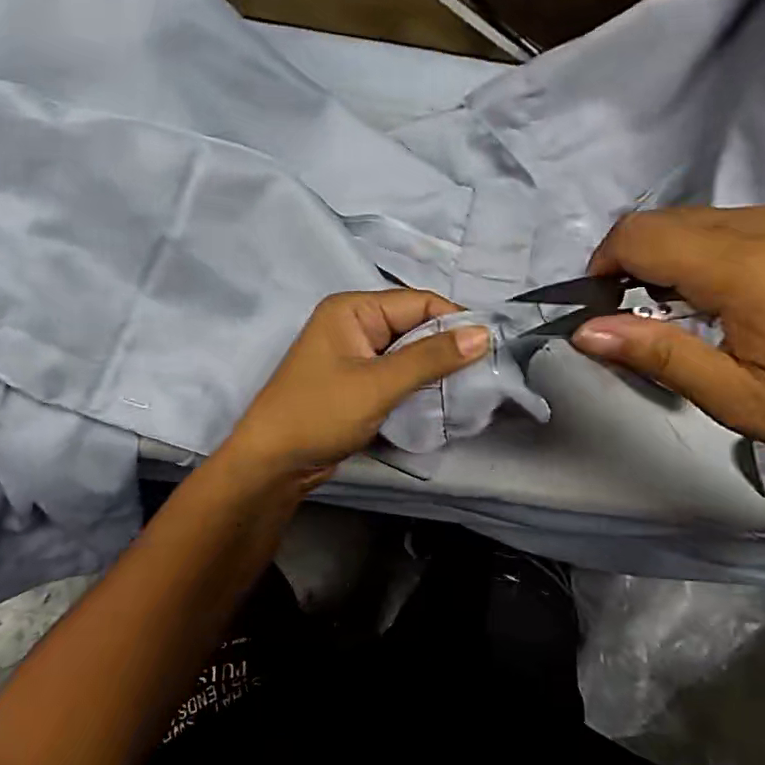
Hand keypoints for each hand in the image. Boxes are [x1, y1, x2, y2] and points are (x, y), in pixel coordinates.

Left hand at [218, 290, 489, 485]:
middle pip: (414, 325)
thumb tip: (483, 334)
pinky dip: (417, 384)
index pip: (418, 302)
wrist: (274, 462)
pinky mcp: (356, 381)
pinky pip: (396, 373)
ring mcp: (354, 353)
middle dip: (446, 347)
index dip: (455, 322)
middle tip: (484, 373)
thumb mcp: (378, 384)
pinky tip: (440, 399)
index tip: (490, 348)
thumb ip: (430, 358)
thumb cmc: (320, 413)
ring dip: (434, 368)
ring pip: (408, 352)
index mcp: (352, 309)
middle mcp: (353, 323)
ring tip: (468, 388)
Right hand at [569, 193, 764, 472]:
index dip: (605, 262)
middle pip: (673, 221)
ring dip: (698, 254)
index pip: (638, 235)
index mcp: (748, 268)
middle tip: (665, 315)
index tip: (608, 300)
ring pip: (720, 216)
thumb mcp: (744, 401)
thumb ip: (658, 356)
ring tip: (730, 305)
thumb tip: (585, 330)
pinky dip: (750, 244)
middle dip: (647, 261)